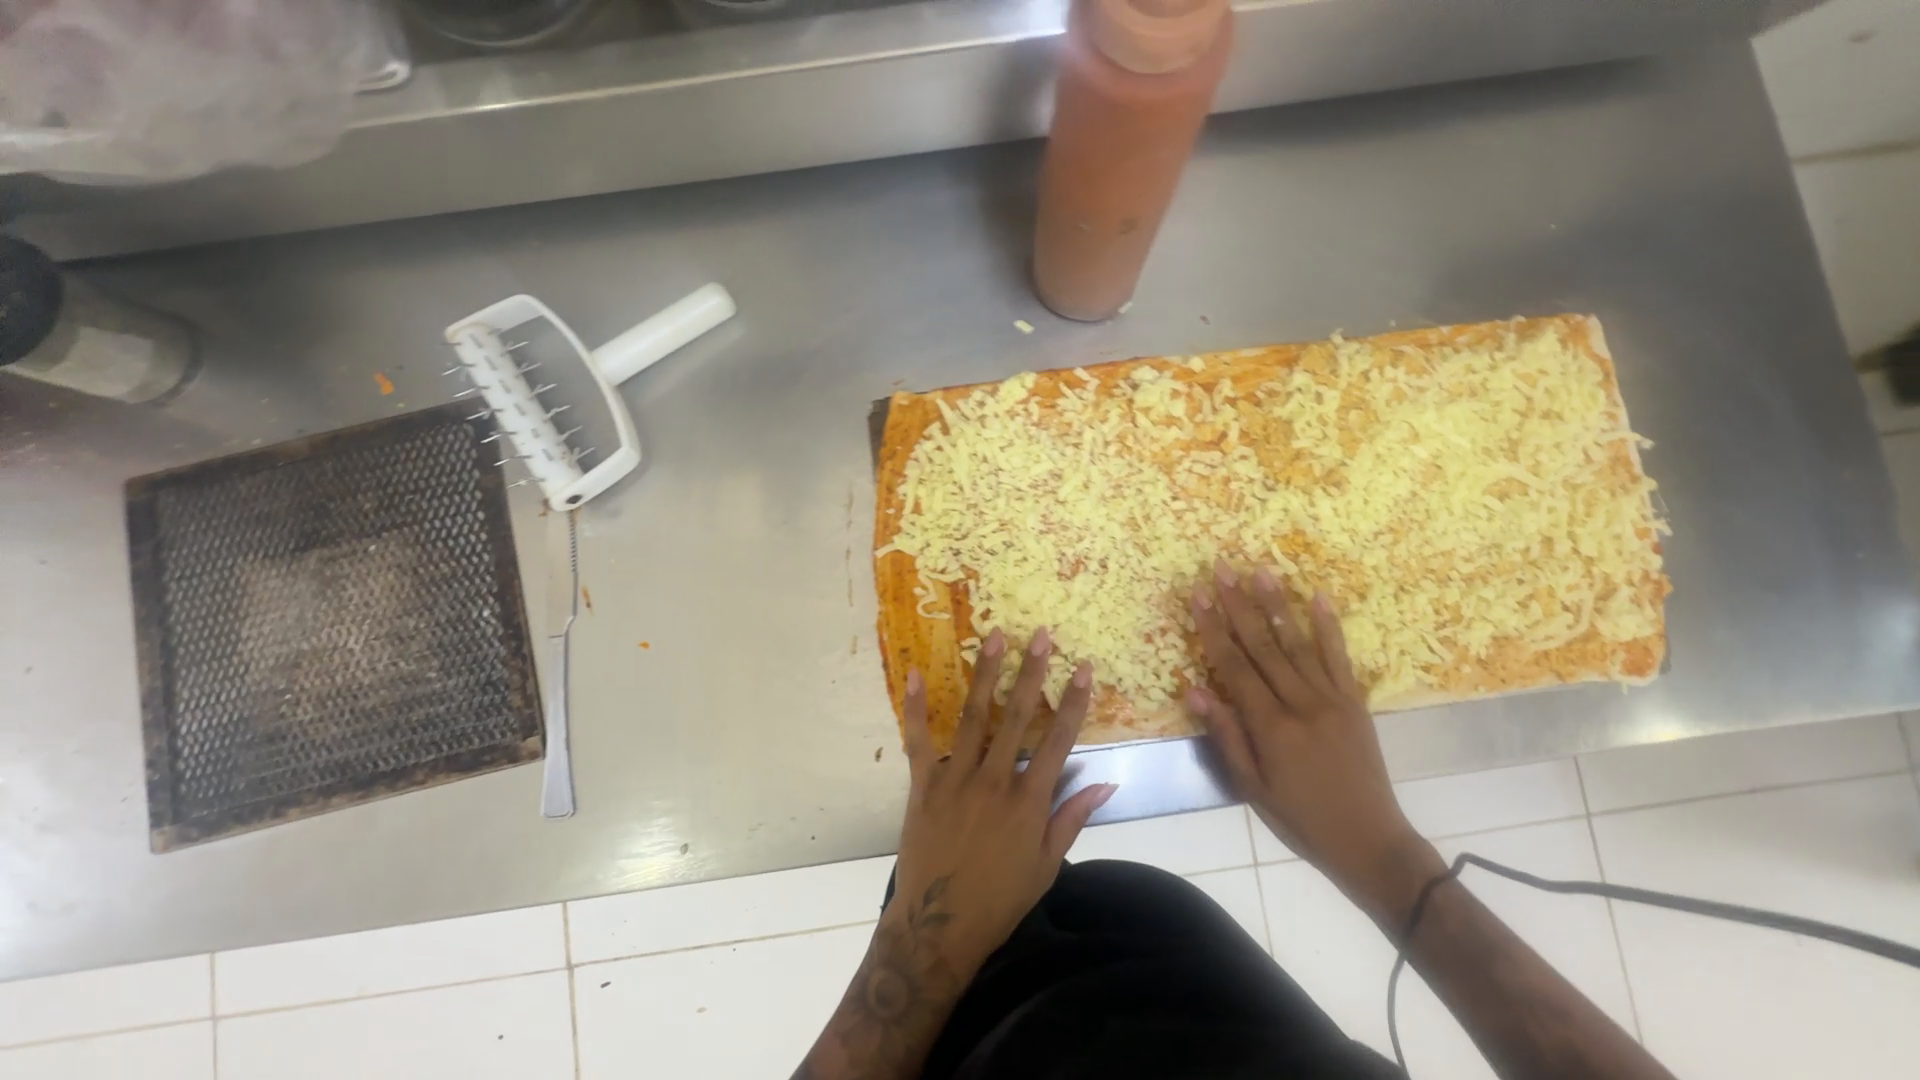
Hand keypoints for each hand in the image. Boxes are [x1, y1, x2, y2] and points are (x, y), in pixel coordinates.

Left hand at [891, 627, 1116, 974]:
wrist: (940, 927)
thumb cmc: (1000, 899)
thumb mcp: (1047, 865)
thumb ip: (1073, 819)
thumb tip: (1106, 782)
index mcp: (1029, 802)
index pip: (1059, 741)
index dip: (1074, 703)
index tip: (1084, 668)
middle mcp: (994, 781)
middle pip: (1018, 717)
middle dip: (1032, 673)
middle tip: (1041, 635)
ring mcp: (955, 780)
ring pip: (973, 717)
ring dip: (986, 675)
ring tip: (995, 638)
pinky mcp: (922, 786)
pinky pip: (918, 740)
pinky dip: (915, 706)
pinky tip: (915, 672)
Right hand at [1185, 561, 1442, 922]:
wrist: (1371, 841)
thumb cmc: (1301, 820)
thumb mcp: (1252, 788)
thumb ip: (1226, 736)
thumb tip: (1194, 691)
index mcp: (1270, 726)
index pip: (1234, 666)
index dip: (1213, 628)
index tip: (1198, 595)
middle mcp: (1301, 703)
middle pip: (1263, 645)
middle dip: (1239, 604)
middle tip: (1222, 567)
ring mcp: (1332, 699)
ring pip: (1298, 643)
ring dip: (1277, 605)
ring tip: (1260, 570)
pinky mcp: (1355, 702)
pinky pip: (1339, 657)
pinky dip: (1328, 626)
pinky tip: (1317, 598)